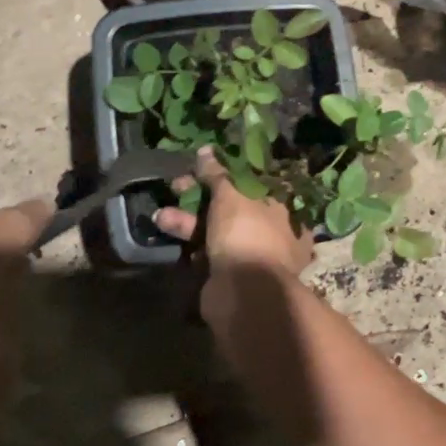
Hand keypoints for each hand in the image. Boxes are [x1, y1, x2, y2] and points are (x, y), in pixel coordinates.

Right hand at [152, 147, 311, 323]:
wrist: (245, 294)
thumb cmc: (247, 234)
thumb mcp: (232, 195)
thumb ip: (218, 174)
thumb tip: (207, 151)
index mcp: (284, 207)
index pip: (255, 182)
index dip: (226, 173)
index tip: (201, 166)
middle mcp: (272, 230)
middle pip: (233, 205)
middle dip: (201, 194)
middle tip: (176, 185)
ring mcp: (251, 254)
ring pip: (218, 228)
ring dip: (188, 219)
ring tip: (161, 213)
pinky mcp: (231, 273)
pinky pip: (209, 250)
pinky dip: (190, 240)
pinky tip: (166, 229)